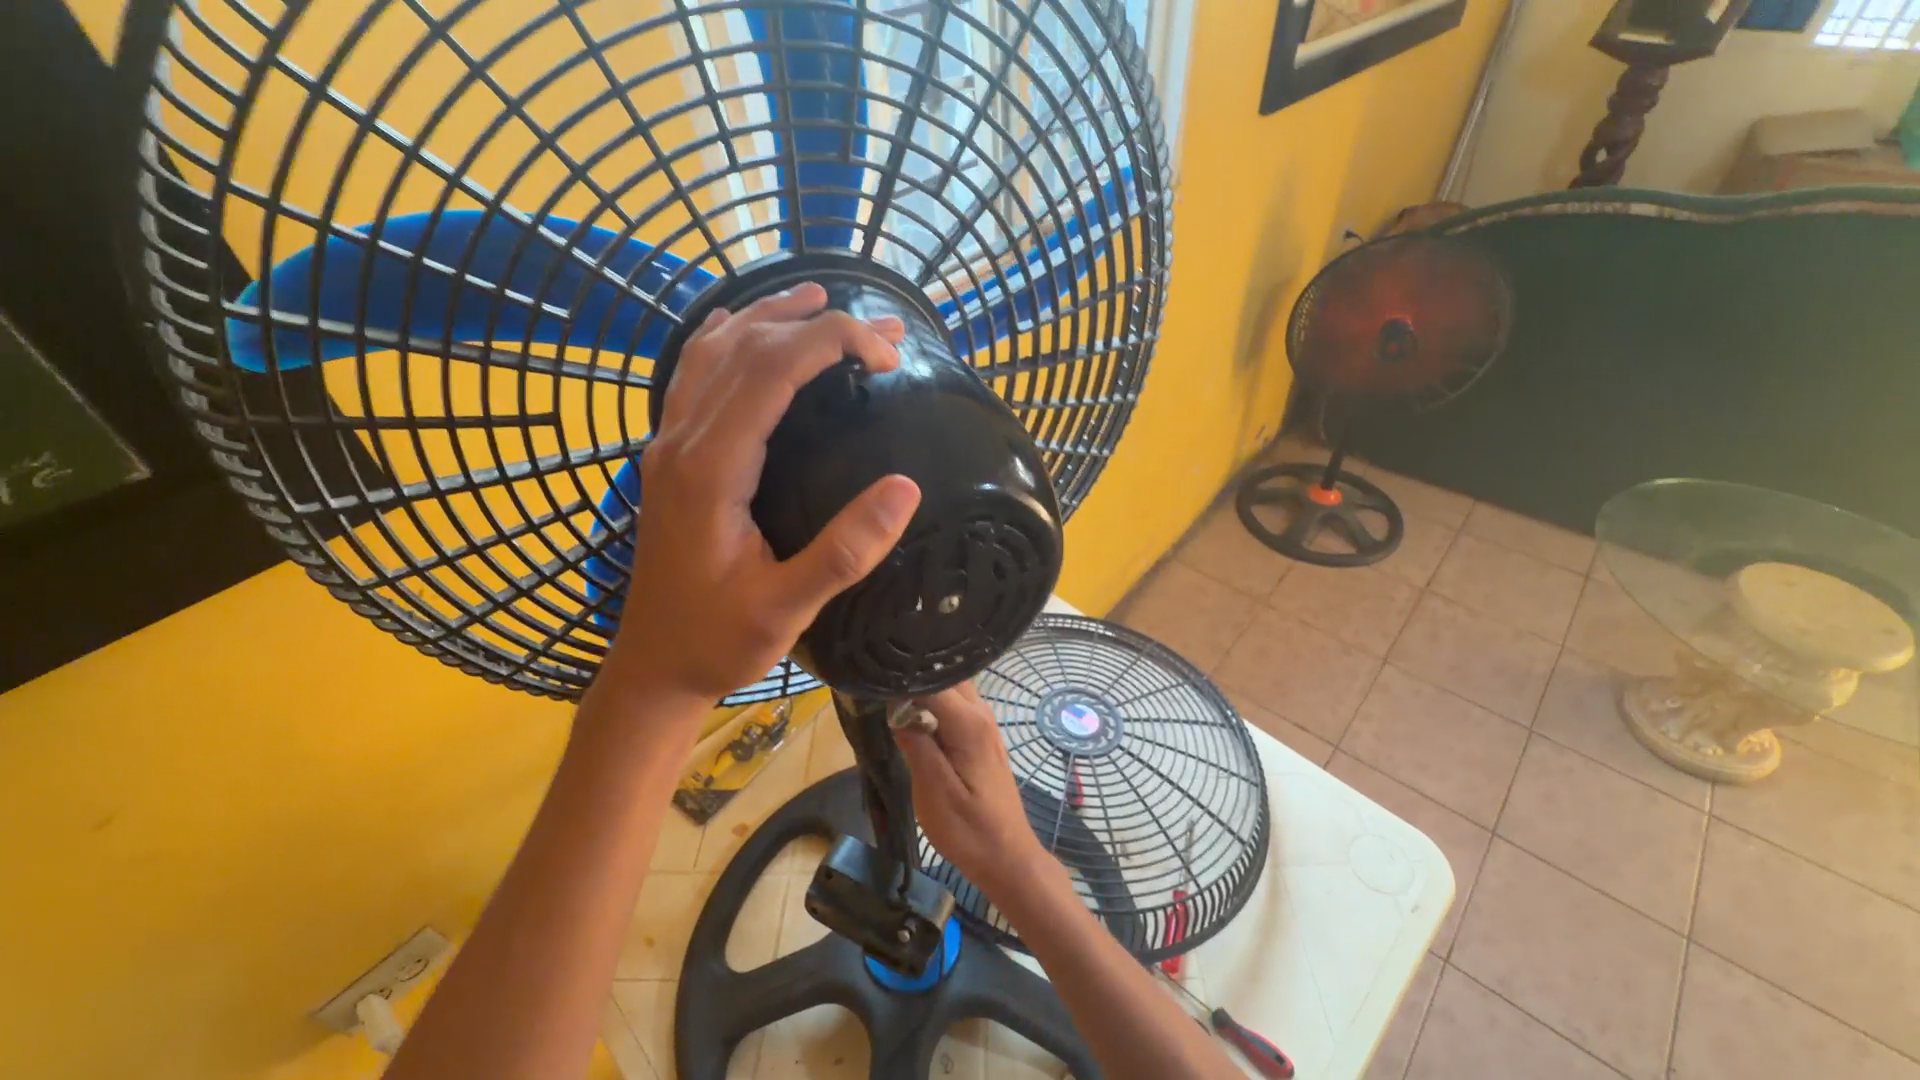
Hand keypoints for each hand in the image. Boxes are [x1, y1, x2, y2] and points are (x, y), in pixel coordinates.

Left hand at [604, 283, 922, 705]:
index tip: (890, 354)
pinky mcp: (670, 459)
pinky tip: (741, 330)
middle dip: (817, 323)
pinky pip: (692, 376)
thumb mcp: (786, 609)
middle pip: (747, 347)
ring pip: (714, 351)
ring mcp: (669, 446)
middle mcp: (683, 442)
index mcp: (711, 469)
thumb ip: (844, 551)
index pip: (773, 371)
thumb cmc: (717, 642)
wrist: (653, 668)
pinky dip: (725, 340)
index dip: (833, 342)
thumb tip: (906, 487)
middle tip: (884, 329)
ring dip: (769, 317)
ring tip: (816, 296)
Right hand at [895, 682, 1053, 898]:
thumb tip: (897, 709)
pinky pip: (958, 705)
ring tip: (893, 698)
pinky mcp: (983, 738)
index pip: (934, 680)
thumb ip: (916, 744)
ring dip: (927, 689)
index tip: (876, 679)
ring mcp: (985, 725)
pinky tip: (916, 718)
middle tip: (881, 686)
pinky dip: (937, 703)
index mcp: (969, 724)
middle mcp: (981, 715)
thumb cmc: (969, 829)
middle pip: (948, 675)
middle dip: (916, 676)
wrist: (1007, 856)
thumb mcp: (933, 791)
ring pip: (955, 688)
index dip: (904, 678)